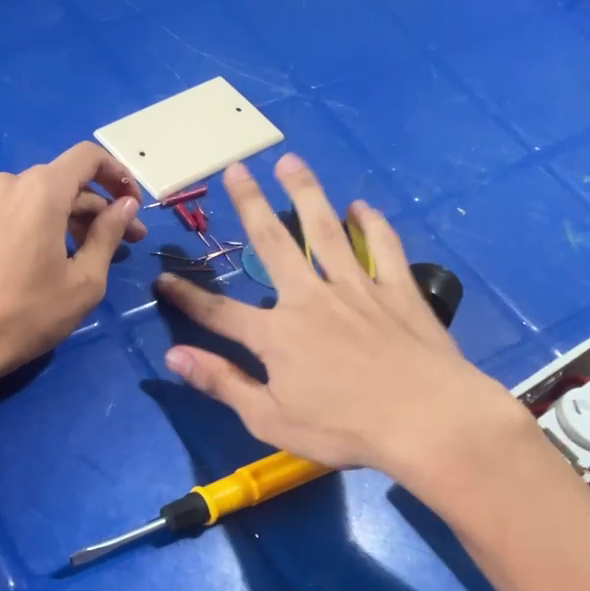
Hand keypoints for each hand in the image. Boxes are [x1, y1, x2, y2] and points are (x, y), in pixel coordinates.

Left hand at [0, 141, 145, 377]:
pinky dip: (40, 230)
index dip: (118, 175)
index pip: (88, 156)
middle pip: (64, 182)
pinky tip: (49, 264)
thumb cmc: (28, 315)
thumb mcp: (84, 282)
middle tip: (126, 243)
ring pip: (38, 201)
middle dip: (99, 209)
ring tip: (90, 257)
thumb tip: (125, 206)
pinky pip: (14, 217)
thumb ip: (108, 235)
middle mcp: (9, 185)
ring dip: (70, 221)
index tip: (134, 207)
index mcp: (41, 190)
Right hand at [156, 154, 528, 498]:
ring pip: (326, 231)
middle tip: (236, 169)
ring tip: (290, 162)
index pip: (219, 312)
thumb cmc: (343, 428)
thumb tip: (174, 357)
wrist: (427, 419)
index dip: (186, 297)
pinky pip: (382, 247)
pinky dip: (371, 224)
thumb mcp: (269, 419)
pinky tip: (361, 206)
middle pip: (274, 244)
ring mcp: (357, 289)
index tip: (163, 278)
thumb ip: (222, 383)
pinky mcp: (398, 291)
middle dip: (251, 205)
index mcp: (275, 335)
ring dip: (306, 194)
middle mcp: (310, 299)